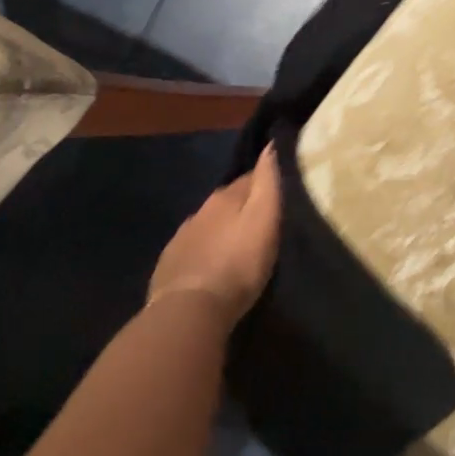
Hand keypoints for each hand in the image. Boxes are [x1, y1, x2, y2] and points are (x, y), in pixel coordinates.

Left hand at [148, 143, 281, 328]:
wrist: (190, 310)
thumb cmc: (239, 262)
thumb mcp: (265, 218)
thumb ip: (268, 181)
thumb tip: (271, 144)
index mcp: (226, 197)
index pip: (252, 177)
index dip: (269, 181)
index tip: (284, 191)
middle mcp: (201, 210)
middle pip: (229, 200)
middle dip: (245, 205)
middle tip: (265, 220)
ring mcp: (181, 238)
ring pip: (210, 223)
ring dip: (224, 228)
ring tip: (241, 243)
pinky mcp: (169, 264)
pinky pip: (194, 247)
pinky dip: (206, 248)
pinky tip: (214, 262)